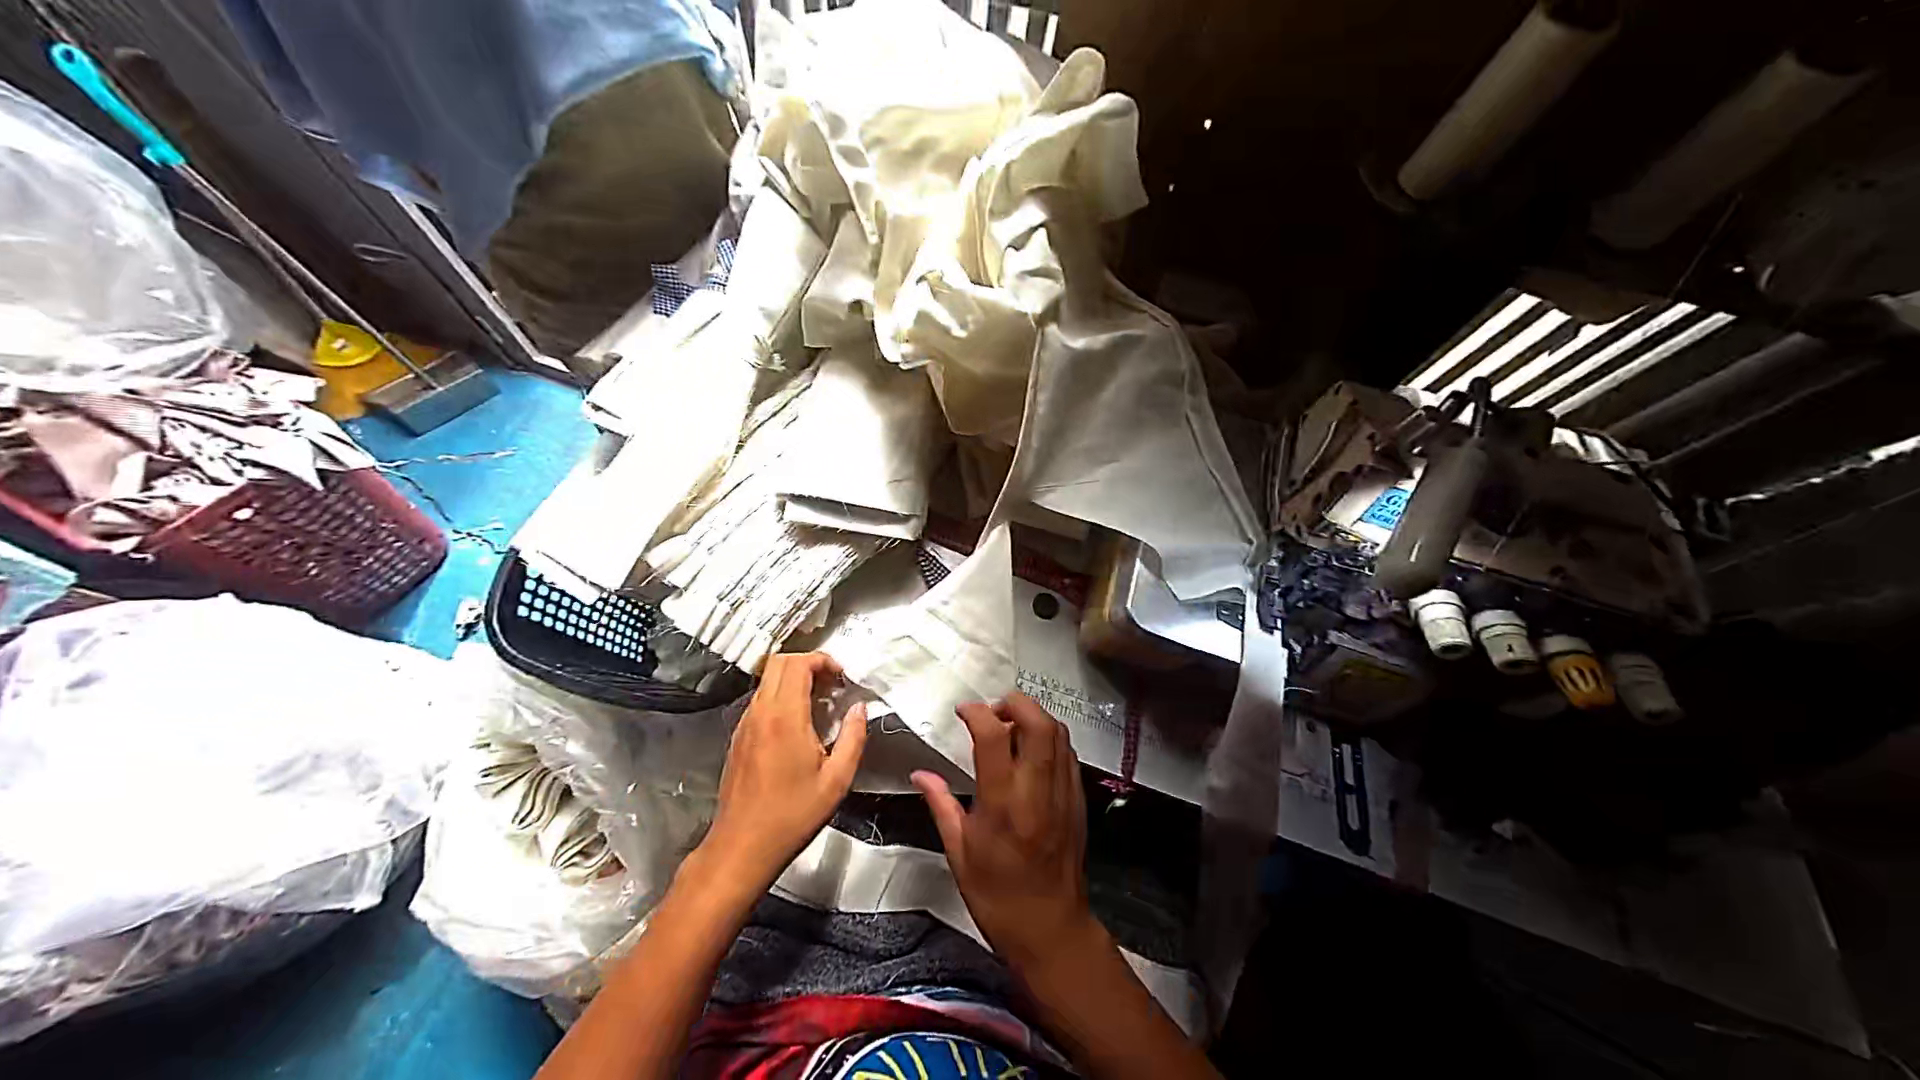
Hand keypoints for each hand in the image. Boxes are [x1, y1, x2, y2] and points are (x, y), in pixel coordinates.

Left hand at [700, 652, 866, 890]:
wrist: (743, 846)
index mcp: (784, 718)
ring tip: (819, 704)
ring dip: (794, 680)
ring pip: (767, 681)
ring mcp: (744, 725)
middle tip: (831, 683)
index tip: (840, 675)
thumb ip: (853, 737)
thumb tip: (859, 710)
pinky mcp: (738, 739)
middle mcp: (760, 714)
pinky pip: (760, 702)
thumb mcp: (837, 779)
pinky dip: (781, 699)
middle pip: (779, 662)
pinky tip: (799, 726)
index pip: (798, 664)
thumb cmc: (790, 817)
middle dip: (808, 664)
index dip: (823, 660)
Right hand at [912, 692, 1094, 972]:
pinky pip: (1068, 754)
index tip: (962, 711)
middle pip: (1038, 722)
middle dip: (1014, 703)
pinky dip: (1049, 740)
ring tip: (1009, 727)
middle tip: (992, 712)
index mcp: (1003, 802)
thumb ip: (941, 804)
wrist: (1050, 929)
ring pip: (1058, 734)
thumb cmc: (996, 895)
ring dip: (1034, 718)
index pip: (994, 736)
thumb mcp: (959, 852)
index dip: (976, 712)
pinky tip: (1030, 752)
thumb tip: (920, 773)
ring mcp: (1064, 793)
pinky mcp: (1078, 800)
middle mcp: (1037, 790)